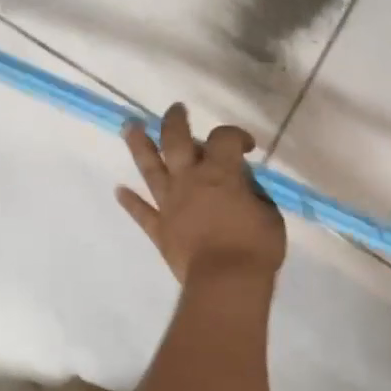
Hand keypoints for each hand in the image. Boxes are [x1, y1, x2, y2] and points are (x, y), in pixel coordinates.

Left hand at [116, 103, 285, 281]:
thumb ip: (254, 194)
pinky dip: (130, 201)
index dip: (236, 136)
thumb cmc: (257, 248)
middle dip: (176, 121)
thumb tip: (243, 184)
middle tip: (177, 110)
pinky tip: (120, 191)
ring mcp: (170, 203)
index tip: (246, 145)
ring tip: (129, 126)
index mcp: (221, 174)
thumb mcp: (270, 215)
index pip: (225, 140)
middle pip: (176, 140)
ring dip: (138, 144)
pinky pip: (141, 212)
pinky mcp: (160, 228)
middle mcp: (189, 180)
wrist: (227, 281)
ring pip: (149, 167)